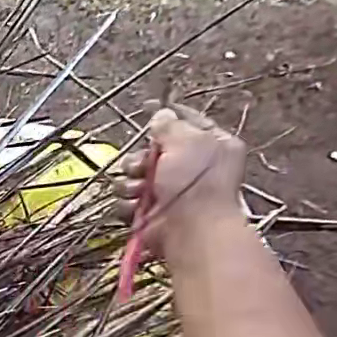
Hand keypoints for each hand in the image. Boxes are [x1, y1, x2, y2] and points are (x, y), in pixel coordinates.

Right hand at [115, 103, 247, 254]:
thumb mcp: (186, 141)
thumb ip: (170, 125)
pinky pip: (126, 202)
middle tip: (142, 166)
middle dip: (140, 160)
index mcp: (210, 145)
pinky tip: (138, 206)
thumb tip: (160, 115)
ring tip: (141, 191)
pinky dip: (129, 205)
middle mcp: (189, 168)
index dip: (166, 117)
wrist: (189, 227)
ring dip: (131, 183)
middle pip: (151, 153)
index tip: (149, 108)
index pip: (185, 123)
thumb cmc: (195, 181)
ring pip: (132, 178)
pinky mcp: (148, 214)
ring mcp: (167, 193)